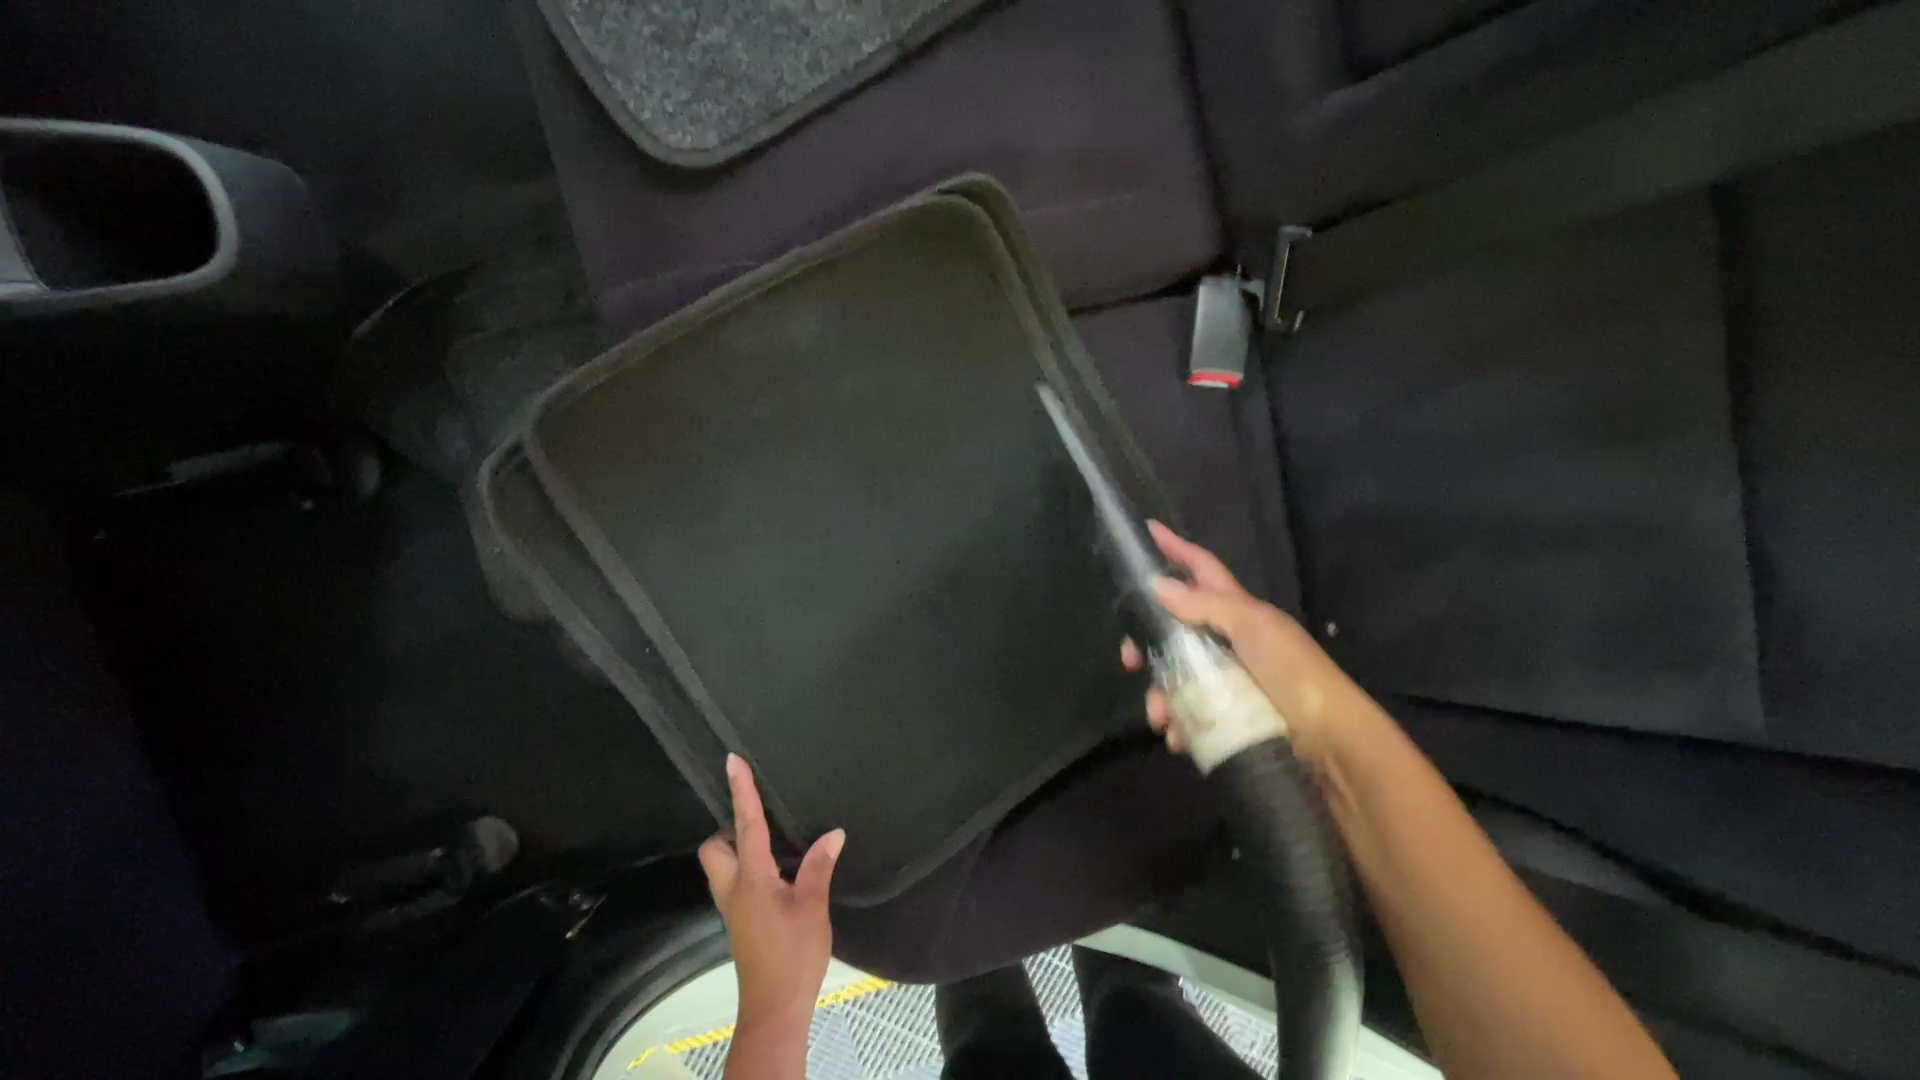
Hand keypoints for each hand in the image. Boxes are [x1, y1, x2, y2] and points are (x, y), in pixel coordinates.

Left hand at [699, 754, 845, 1032]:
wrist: (775, 1007)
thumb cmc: (794, 955)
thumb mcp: (813, 907)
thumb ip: (818, 867)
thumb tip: (833, 833)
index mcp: (752, 878)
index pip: (745, 824)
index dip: (741, 790)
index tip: (732, 761)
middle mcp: (734, 889)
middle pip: (715, 848)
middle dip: (729, 830)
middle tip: (763, 824)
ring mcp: (734, 908)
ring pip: (722, 866)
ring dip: (739, 850)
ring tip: (776, 845)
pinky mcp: (741, 922)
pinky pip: (737, 882)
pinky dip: (751, 869)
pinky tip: (781, 875)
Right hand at [1121, 522, 1366, 772]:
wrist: (1331, 740)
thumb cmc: (1294, 672)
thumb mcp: (1252, 627)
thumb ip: (1204, 605)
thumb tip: (1156, 584)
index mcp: (1238, 611)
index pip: (1202, 569)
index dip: (1177, 549)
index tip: (1147, 529)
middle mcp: (1229, 641)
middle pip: (1174, 629)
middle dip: (1146, 642)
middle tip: (1129, 659)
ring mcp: (1228, 680)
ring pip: (1176, 677)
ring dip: (1160, 696)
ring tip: (1159, 716)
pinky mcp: (1228, 716)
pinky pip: (1190, 715)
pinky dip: (1178, 725)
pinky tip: (1176, 737)